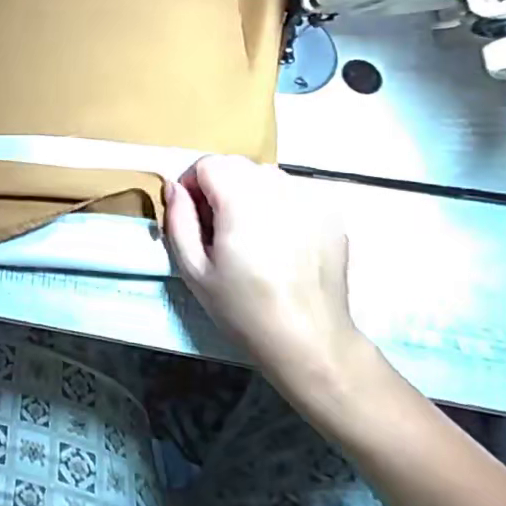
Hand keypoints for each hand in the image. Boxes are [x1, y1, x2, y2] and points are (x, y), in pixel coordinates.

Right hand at [164, 155, 373, 386]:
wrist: (309, 341)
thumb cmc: (243, 309)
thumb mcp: (194, 270)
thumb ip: (179, 220)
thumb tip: (175, 187)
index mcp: (242, 201)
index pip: (209, 163)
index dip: (193, 184)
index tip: (194, 216)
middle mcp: (279, 190)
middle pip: (238, 165)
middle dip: (220, 185)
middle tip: (217, 227)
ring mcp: (310, 201)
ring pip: (267, 176)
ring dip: (250, 192)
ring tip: (249, 234)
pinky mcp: (331, 216)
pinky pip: (294, 195)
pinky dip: (279, 207)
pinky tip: (279, 243)